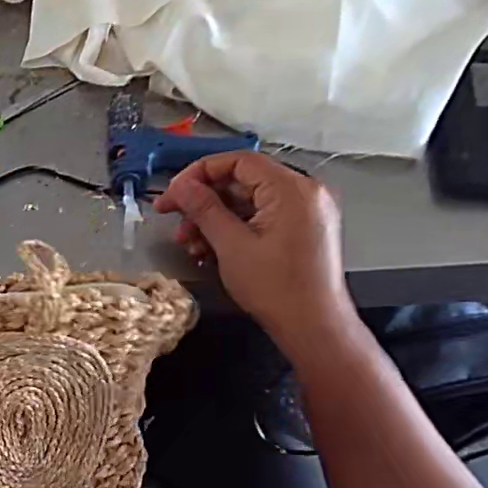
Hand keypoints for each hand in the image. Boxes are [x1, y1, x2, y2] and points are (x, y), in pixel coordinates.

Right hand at [154, 151, 359, 357]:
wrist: (314, 327)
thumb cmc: (275, 288)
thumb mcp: (231, 245)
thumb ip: (204, 209)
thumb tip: (180, 186)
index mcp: (292, 189)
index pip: (238, 161)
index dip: (199, 173)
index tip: (173, 193)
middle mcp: (304, 191)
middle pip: (242, 181)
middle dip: (203, 201)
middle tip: (173, 218)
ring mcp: (305, 211)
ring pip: (247, 201)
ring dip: (213, 218)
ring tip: (189, 243)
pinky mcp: (301, 229)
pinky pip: (260, 217)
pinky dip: (233, 228)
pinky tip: (209, 249)